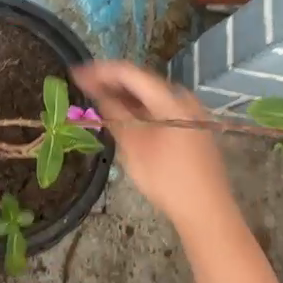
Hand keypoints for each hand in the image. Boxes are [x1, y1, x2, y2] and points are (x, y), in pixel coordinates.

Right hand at [73, 62, 233, 234]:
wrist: (206, 211)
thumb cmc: (167, 178)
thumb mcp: (134, 145)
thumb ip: (114, 113)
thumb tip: (96, 92)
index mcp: (170, 98)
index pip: (129, 73)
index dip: (100, 71)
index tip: (75, 74)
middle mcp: (183, 99)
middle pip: (141, 83)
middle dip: (111, 84)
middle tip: (84, 89)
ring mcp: (191, 114)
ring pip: (151, 97)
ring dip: (124, 98)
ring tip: (98, 103)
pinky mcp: (192, 128)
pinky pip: (161, 110)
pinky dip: (139, 111)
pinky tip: (124, 120)